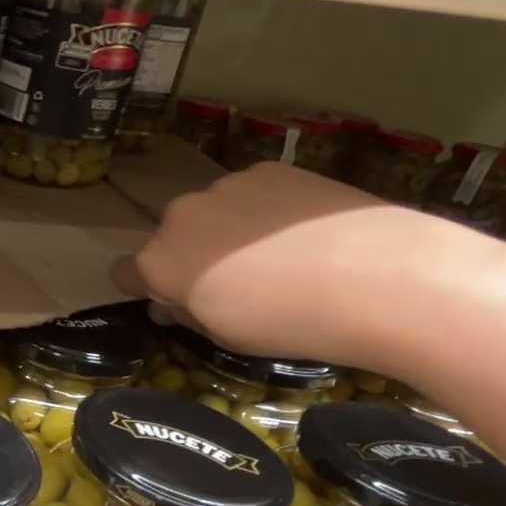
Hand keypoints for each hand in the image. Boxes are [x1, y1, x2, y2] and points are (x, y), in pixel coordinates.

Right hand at [119, 163, 505, 372]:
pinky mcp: (269, 169)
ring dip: (228, 231)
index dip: (148, 290)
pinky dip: (266, 211)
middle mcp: (179, 216)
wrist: (381, 277)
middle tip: (239, 285)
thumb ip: (186, 313)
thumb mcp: (225, 336)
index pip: (125, 272)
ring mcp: (224, 187)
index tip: (179, 303)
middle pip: (171, 238)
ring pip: (213, 213)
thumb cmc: (290, 324)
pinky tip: (305, 233)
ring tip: (282, 257)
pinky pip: (252, 193)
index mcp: (158, 262)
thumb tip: (171, 301)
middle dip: (192, 257)